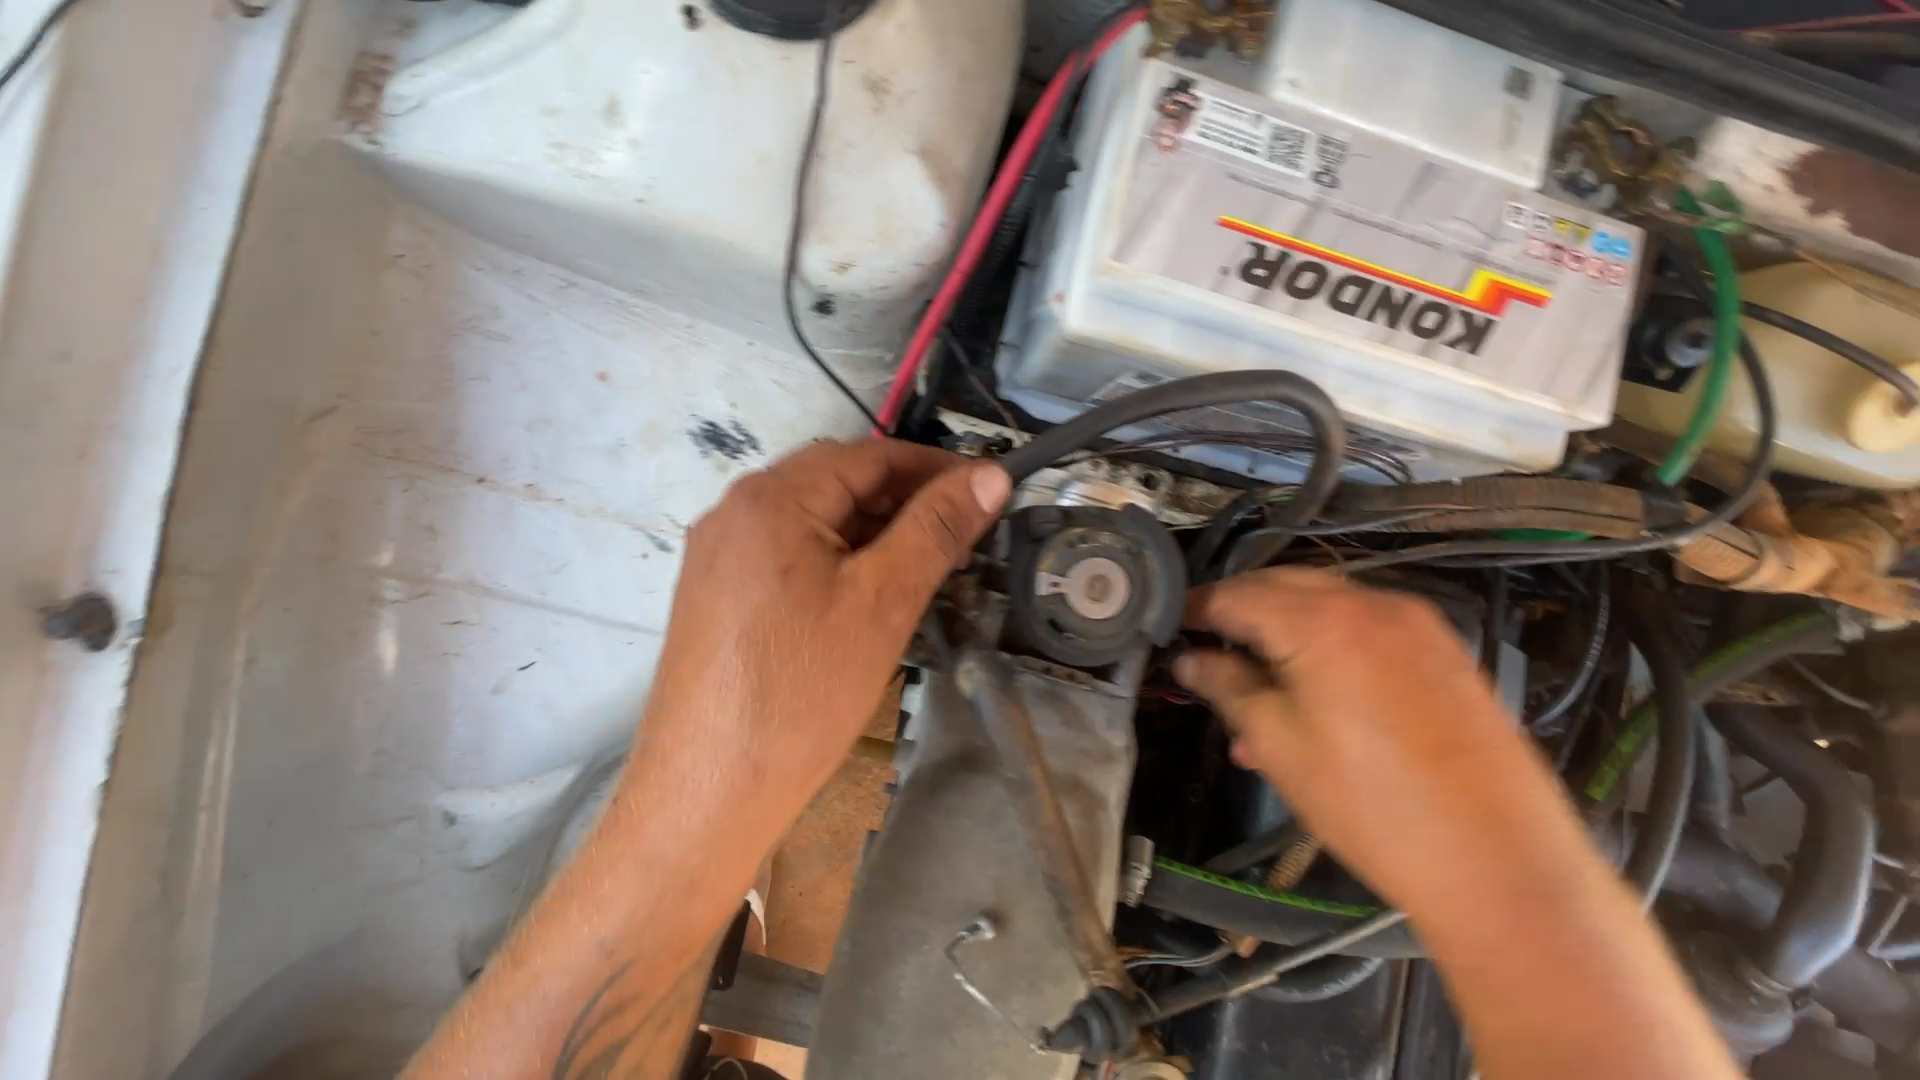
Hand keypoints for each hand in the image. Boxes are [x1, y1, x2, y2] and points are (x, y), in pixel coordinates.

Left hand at [632, 439, 1010, 832]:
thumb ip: (937, 529)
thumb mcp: (883, 601)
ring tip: (927, 568)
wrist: (710, 791)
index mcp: (770, 498)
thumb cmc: (803, 691)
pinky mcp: (717, 596)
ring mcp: (719, 556)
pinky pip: (788, 557)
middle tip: (965, 537)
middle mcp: (734, 512)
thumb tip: (992, 473)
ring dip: (873, 534)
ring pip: (813, 523)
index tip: (989, 491)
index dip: (935, 469)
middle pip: (836, 485)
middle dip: (905, 503)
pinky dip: (837, 562)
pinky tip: (869, 596)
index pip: (869, 456)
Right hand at [1175, 567, 1574, 911]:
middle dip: (1239, 612)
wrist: (1502, 864)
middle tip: (1206, 652)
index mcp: (1323, 621)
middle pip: (1284, 586)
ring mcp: (1417, 626)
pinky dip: (1328, 648)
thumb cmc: (1372, 807)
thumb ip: (1229, 689)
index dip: (1195, 609)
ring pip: (1327, 608)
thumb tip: (1190, 660)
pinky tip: (1312, 698)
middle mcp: (1373, 604)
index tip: (1168, 629)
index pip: (1236, 594)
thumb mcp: (1281, 747)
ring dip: (1283, 632)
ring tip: (1256, 691)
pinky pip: (1367, 632)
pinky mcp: (1445, 654)